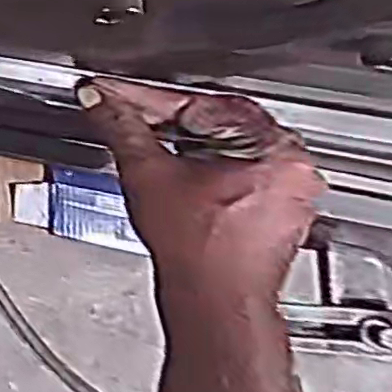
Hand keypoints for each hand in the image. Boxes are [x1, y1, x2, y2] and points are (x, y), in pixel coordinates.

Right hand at [78, 78, 324, 305]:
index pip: (198, 103)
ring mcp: (285, 191)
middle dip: (160, 113)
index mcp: (274, 150)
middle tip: (121, 107)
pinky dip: (193, 160)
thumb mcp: (146, 173)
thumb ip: (120, 127)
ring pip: (221, 144)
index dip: (144, 96)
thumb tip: (100, 100)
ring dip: (176, 137)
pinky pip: (230, 167)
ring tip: (138, 135)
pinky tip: (164, 164)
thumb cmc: (199, 249)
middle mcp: (291, 168)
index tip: (113, 92)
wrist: (214, 299)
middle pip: (214, 121)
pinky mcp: (272, 209)